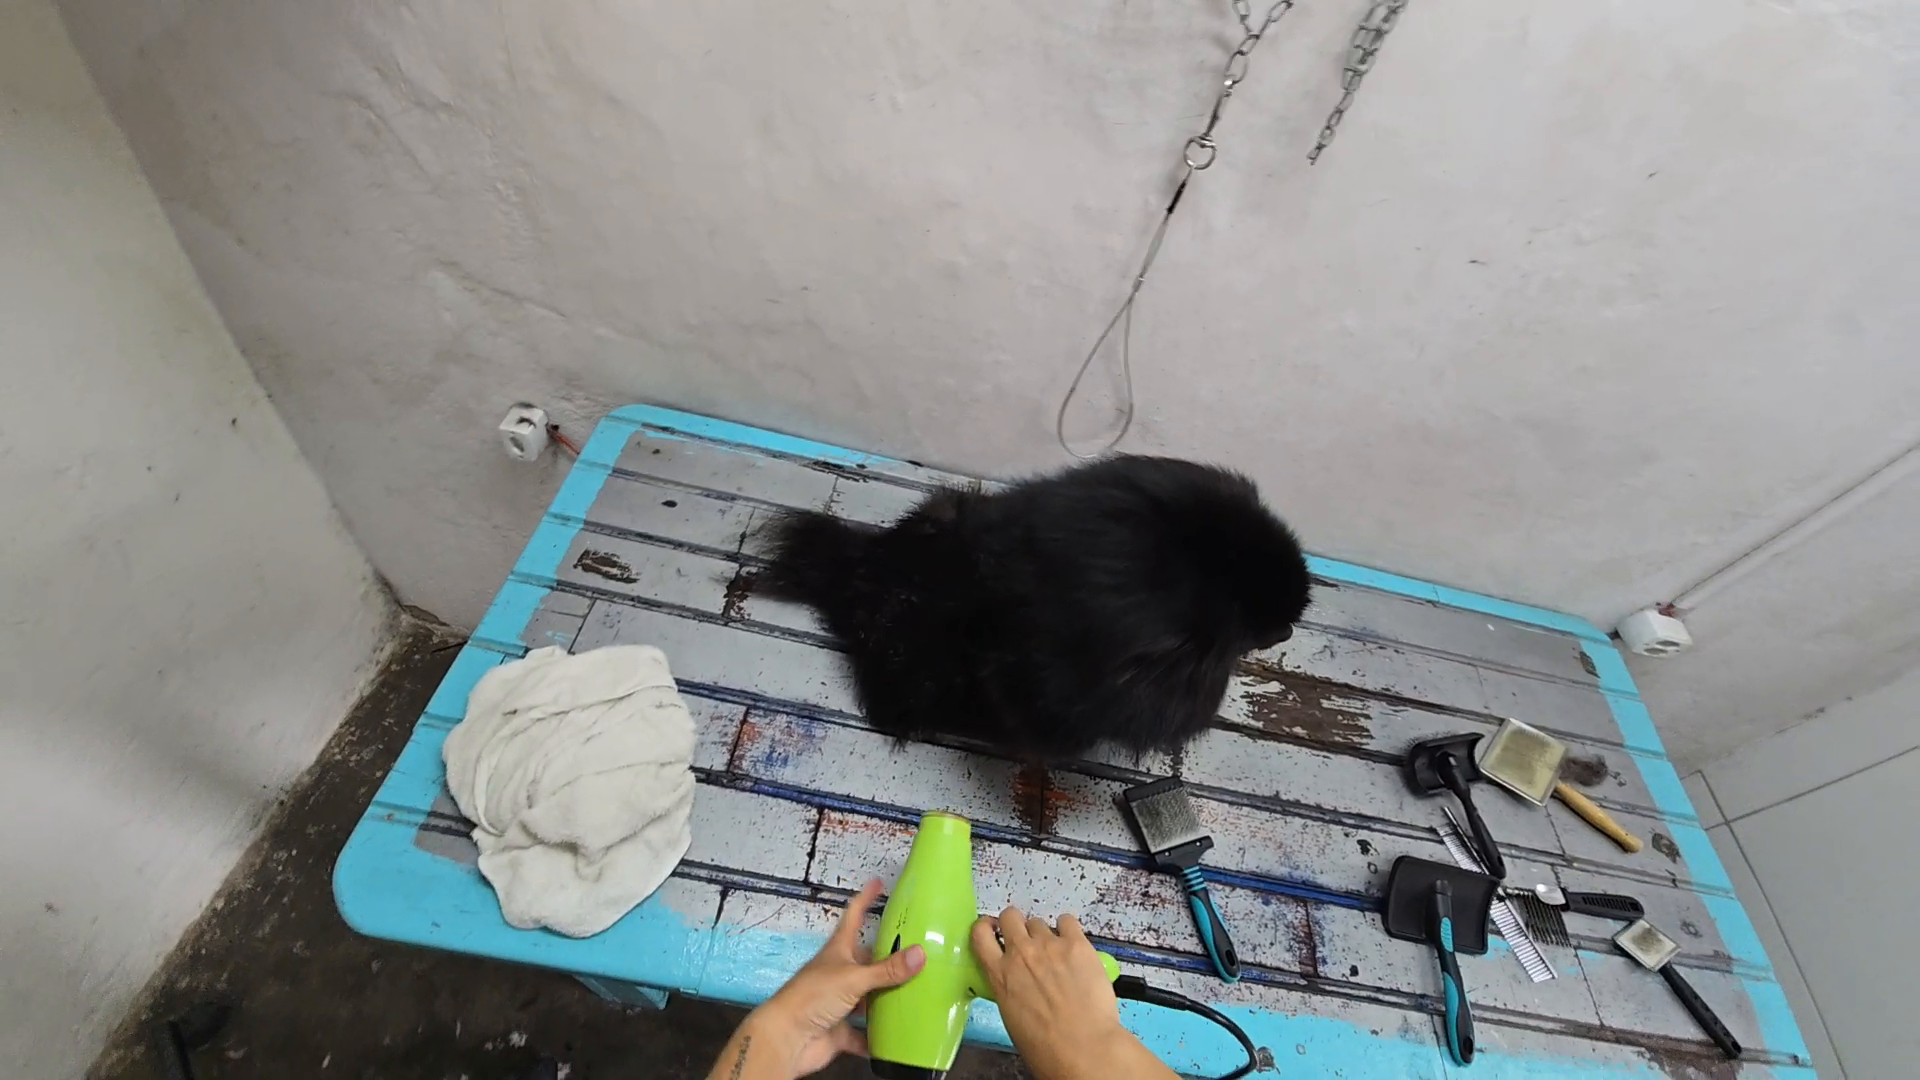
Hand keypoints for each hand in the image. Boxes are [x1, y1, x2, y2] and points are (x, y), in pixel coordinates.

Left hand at [708, 879, 925, 1079]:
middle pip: (868, 959)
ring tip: (916, 993)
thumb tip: (920, 953)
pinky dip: (877, 1036)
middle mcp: (840, 971)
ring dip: (886, 997)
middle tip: (916, 952)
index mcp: (840, 950)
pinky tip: (897, 1037)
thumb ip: (887, 970)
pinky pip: (864, 1033)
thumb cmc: (813, 996)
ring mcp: (840, 1001)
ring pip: (868, 996)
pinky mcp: (840, 1029)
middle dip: (887, 958)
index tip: (878, 882)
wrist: (787, 1039)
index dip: (865, 897)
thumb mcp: (854, 979)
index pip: (854, 915)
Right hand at [970, 907, 1130, 1078]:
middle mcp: (1021, 954)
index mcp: (1000, 975)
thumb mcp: (1012, 1018)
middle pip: (1010, 916)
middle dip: (1017, 925)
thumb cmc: (1048, 1049)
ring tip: (1057, 955)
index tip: (993, 929)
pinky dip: (1068, 930)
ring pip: (1038, 922)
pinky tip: (1074, 946)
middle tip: (1027, 940)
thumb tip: (1016, 981)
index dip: (986, 926)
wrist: (1084, 1050)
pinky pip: (1067, 921)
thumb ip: (1009, 988)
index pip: (980, 933)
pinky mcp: (1075, 943)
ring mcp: (1048, 945)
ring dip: (1044, 934)